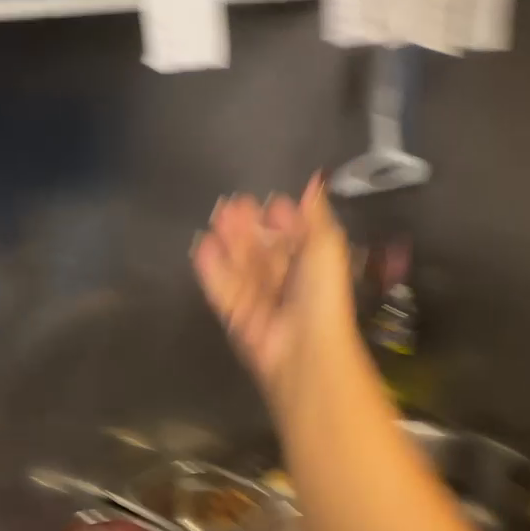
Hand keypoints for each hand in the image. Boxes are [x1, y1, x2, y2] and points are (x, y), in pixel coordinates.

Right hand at [191, 175, 358, 415]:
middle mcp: (284, 282)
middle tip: (233, 204)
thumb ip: (315, 214)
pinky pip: (221, 288)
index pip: (291, 237)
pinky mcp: (235, 314)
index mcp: (310, 265)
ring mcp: (257, 299)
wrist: (302, 347)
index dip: (281, 219)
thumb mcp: (326, 245)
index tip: (269, 201)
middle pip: (261, 250)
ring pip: (239, 266)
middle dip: (248, 227)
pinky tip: (202, 246)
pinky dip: (211, 269)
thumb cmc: (320, 294)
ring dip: (228, 242)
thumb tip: (315, 183)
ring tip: (217, 217)